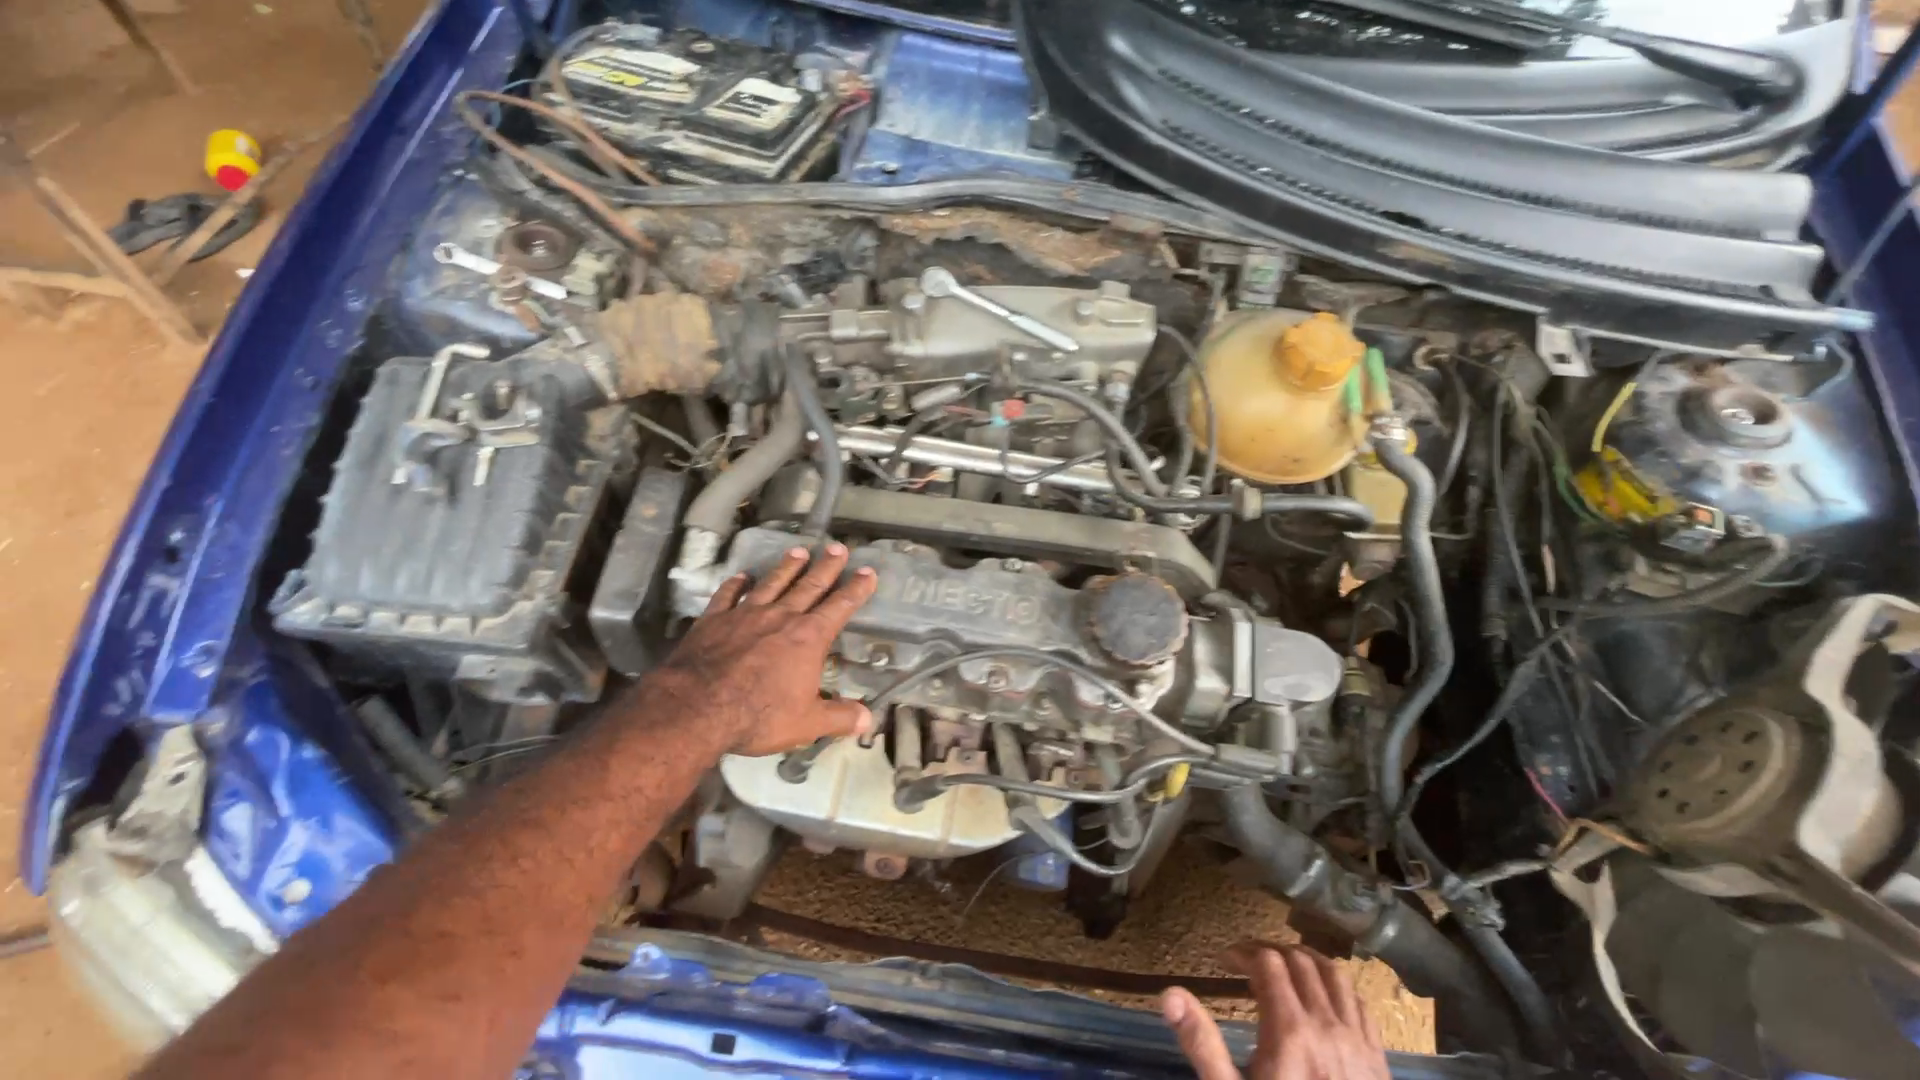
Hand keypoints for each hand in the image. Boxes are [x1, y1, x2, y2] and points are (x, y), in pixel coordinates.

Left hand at [651, 542, 877, 756]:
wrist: (697, 707)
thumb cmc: (759, 716)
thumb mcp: (807, 723)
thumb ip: (839, 718)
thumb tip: (867, 720)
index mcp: (808, 638)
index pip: (839, 607)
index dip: (856, 589)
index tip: (868, 572)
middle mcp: (780, 617)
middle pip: (809, 586)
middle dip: (827, 567)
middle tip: (838, 548)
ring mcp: (745, 614)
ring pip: (772, 583)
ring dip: (787, 567)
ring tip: (799, 551)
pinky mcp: (714, 620)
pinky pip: (728, 595)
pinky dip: (736, 584)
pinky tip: (741, 576)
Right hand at [1161, 944, 1387, 1079]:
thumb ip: (1201, 1044)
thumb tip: (1169, 995)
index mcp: (1290, 1031)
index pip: (1267, 964)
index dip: (1243, 953)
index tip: (1224, 960)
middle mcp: (1327, 1025)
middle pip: (1300, 961)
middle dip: (1270, 951)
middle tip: (1247, 961)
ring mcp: (1358, 1042)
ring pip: (1335, 975)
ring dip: (1306, 960)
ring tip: (1285, 964)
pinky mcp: (1378, 1061)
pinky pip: (1360, 1004)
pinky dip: (1338, 985)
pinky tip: (1324, 996)